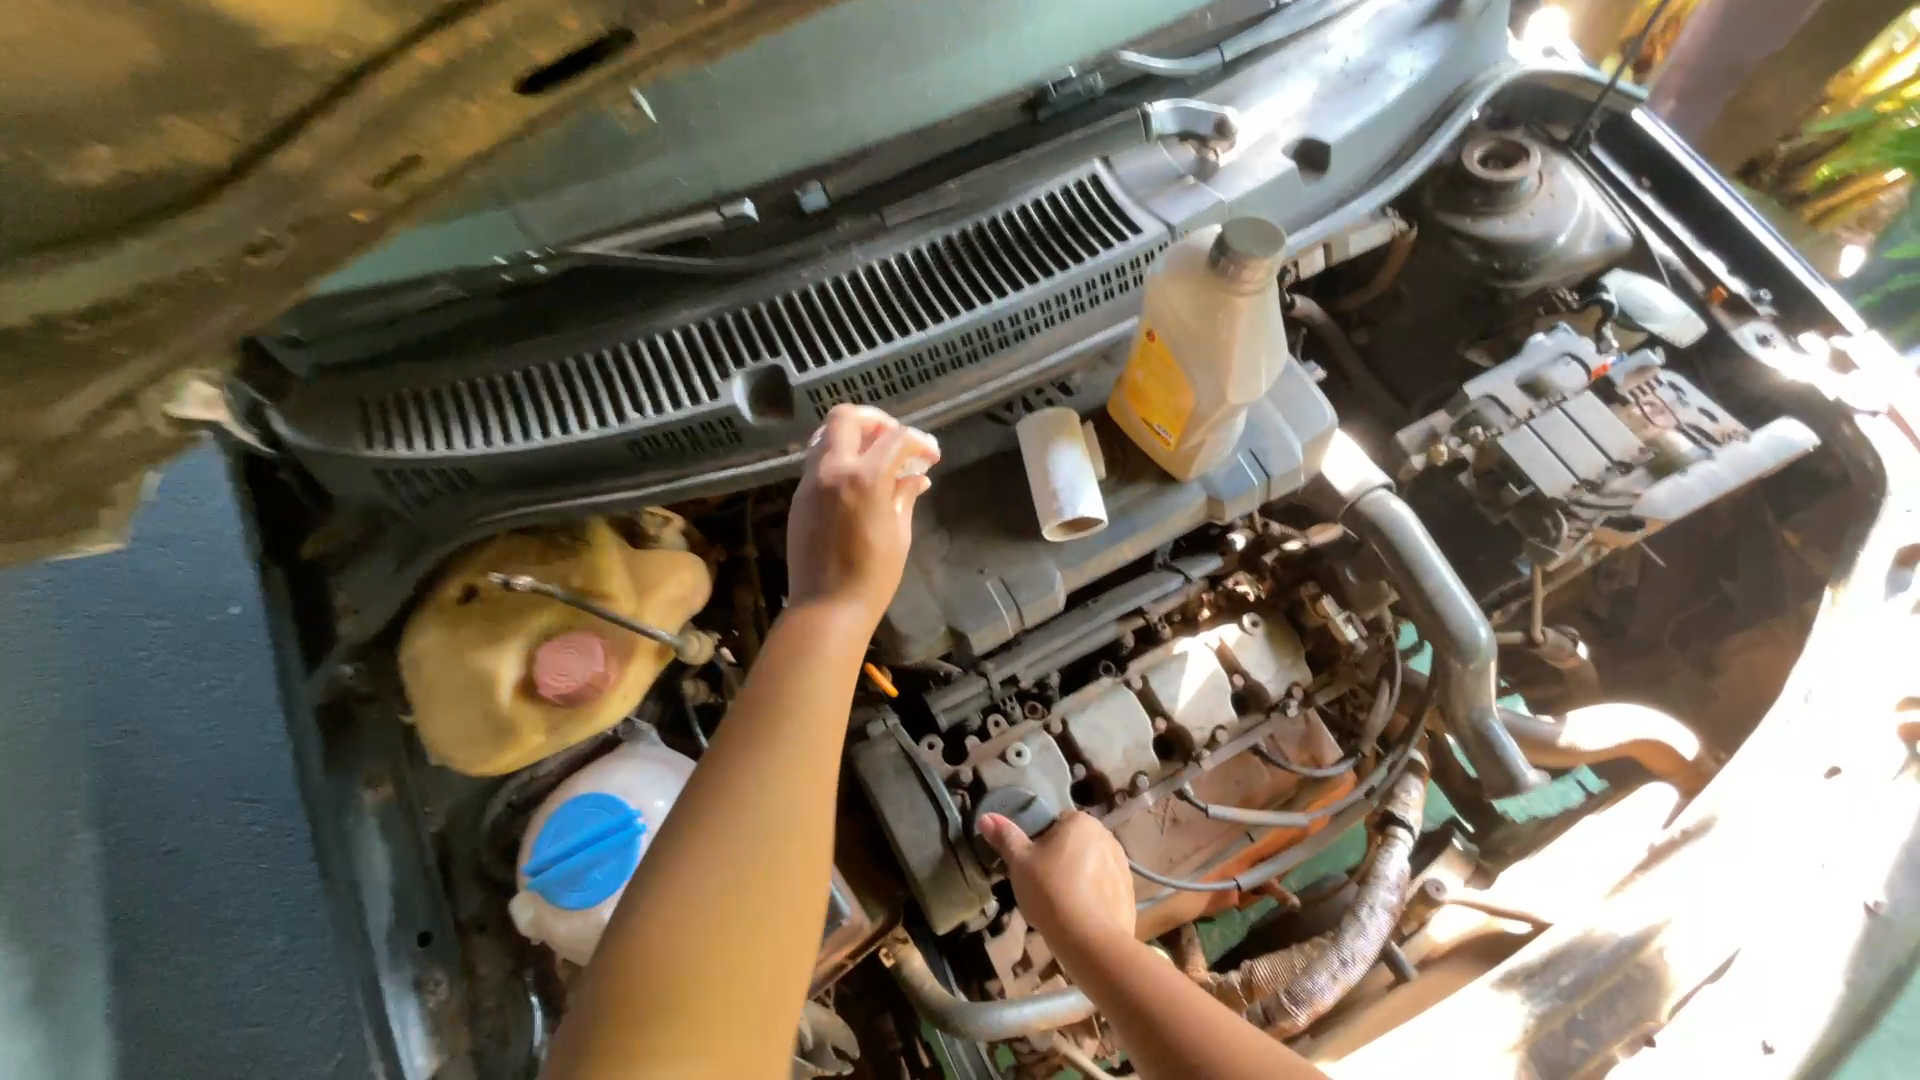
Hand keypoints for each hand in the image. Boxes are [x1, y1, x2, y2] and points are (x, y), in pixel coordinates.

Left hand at [785, 405, 937, 626]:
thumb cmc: (873, 577)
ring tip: (877, 459)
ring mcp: (810, 483)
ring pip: (827, 436)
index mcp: (863, 478)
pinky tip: (860, 482)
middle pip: (847, 417)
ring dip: (854, 438)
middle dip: (876, 421)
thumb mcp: (899, 534)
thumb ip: (904, 496)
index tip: (931, 455)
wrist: (826, 608)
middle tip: (896, 441)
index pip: (895, 438)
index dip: (918, 441)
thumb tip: (916, 478)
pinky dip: (840, 459)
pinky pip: (818, 462)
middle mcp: (831, 470)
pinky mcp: (799, 498)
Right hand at [978, 810, 1135, 958]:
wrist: (1090, 941)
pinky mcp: (1129, 891)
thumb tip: (985, 817)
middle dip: (1061, 860)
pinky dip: (1093, 896)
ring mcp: (1122, 864)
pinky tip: (1080, 916)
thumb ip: (1005, 837)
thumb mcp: (1020, 863)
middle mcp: (1106, 836)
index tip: (1032, 865)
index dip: (1040, 843)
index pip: (1056, 823)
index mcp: (1080, 822)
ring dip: (1078, 877)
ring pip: (1091, 866)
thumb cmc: (1050, 892)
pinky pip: (1104, 887)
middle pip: (1075, 844)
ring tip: (1061, 904)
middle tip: (1042, 885)